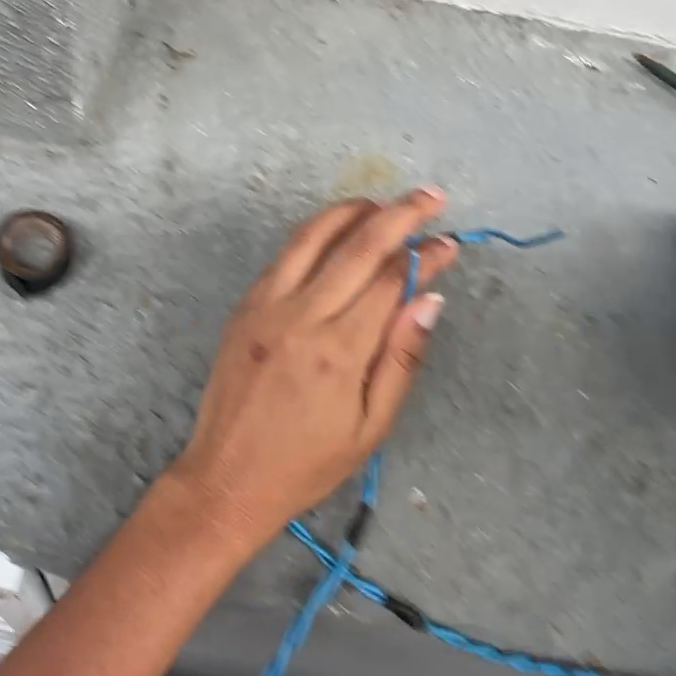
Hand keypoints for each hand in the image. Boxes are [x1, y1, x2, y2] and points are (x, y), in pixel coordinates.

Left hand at [165, 189, 456, 547]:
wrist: (227, 477)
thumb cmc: (306, 463)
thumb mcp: (370, 427)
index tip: (448, 245)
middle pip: (356, 246)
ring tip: (383, 203)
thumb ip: (401, 357)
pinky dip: (313, 235)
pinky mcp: (243, 307)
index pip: (390, 281)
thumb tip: (430, 299)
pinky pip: (283, 257)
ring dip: (350, 211)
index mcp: (338, 351)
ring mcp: (264, 306)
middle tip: (431, 198)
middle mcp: (299, 316)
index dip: (424, 257)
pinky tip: (334, 232)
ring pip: (312, 238)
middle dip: (399, 215)